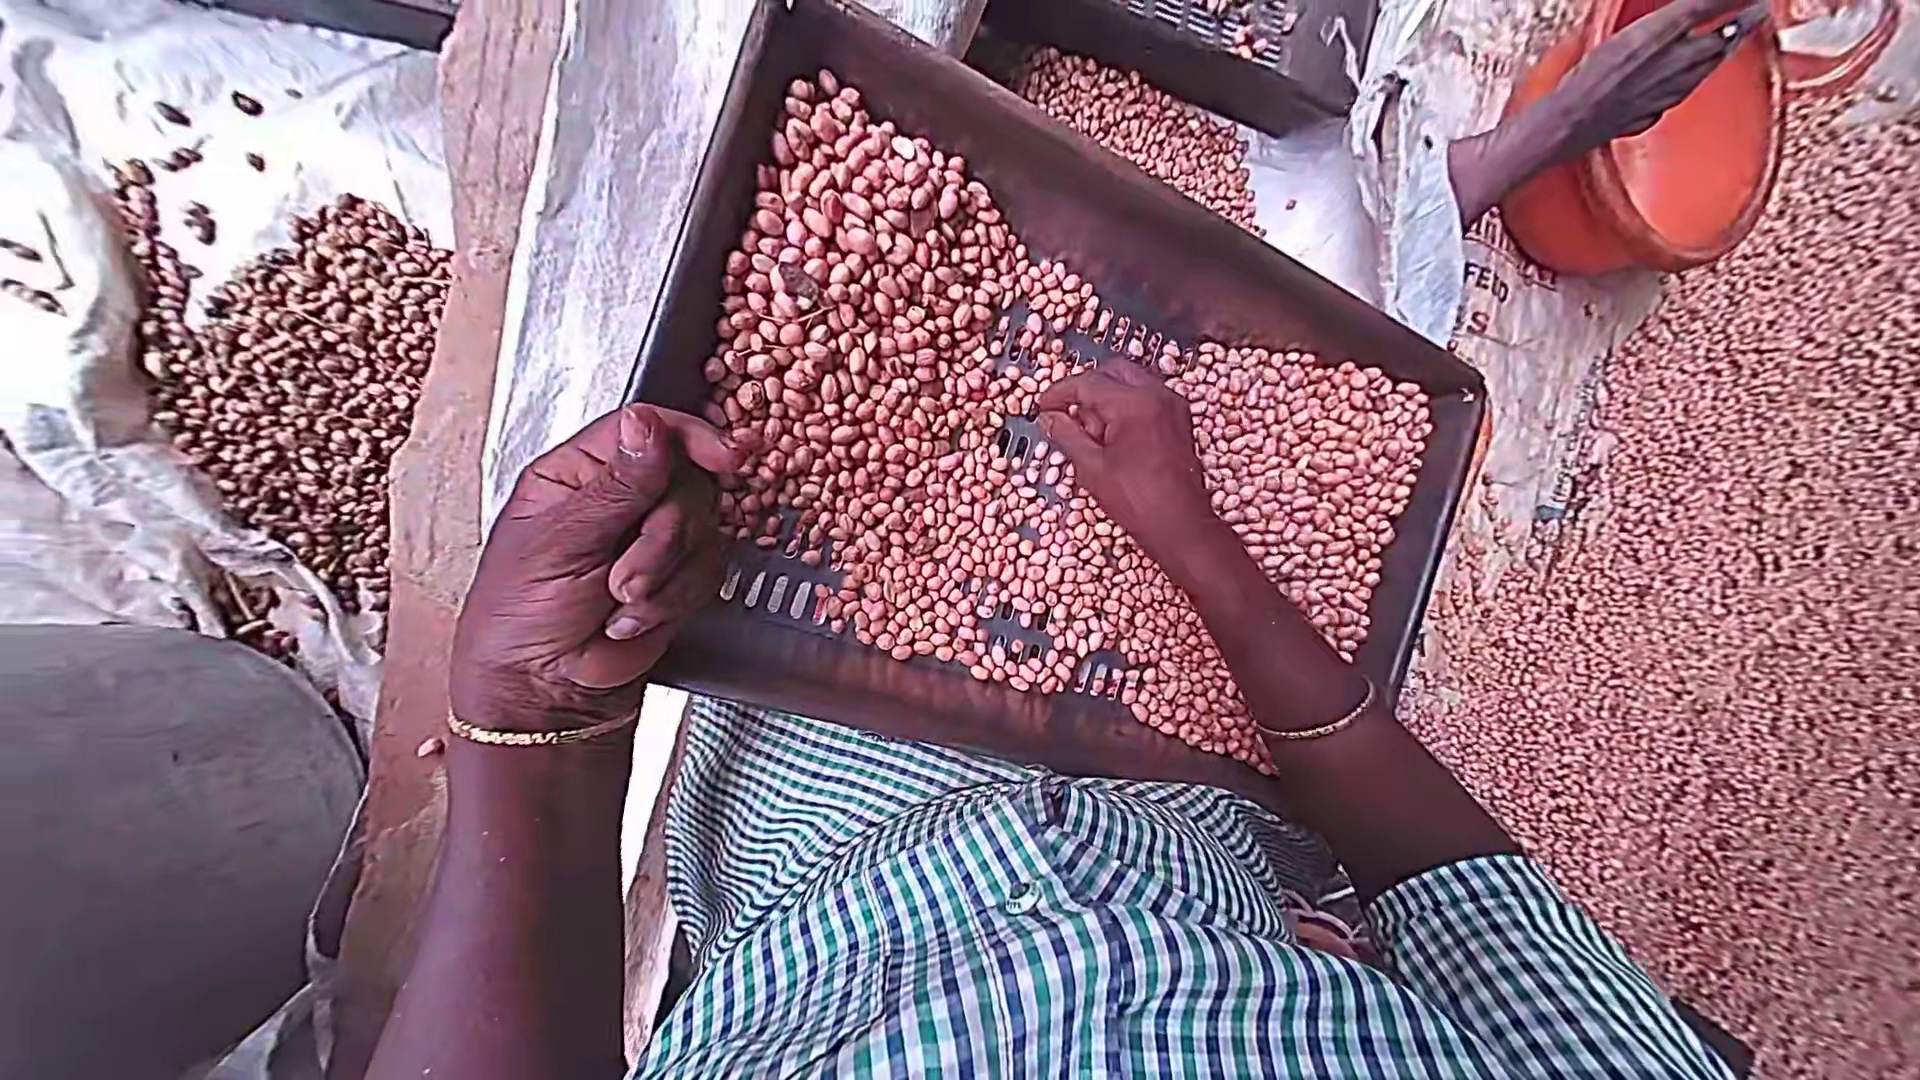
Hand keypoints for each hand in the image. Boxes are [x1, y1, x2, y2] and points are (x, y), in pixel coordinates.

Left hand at [449, 403, 744, 731]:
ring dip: (666, 574)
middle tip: (625, 577)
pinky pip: (710, 567)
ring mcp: (658, 534)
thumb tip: (648, 424)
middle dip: (665, 536)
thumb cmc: (521, 614)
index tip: (726, 458)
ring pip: (704, 528)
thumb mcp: (559, 544)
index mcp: (582, 473)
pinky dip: (676, 597)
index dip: (692, 438)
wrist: (547, 689)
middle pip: (688, 482)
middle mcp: (626, 496)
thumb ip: (616, 486)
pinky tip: (634, 617)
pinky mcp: (683, 571)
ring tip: (621, 603)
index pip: (649, 429)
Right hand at [1035, 360, 1225, 573]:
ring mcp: (1172, 407)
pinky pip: (1146, 399)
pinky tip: (1111, 438)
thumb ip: (1066, 435)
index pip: (1087, 383)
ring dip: (1105, 398)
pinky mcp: (1178, 421)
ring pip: (1130, 383)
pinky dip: (1124, 407)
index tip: (1043, 406)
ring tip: (1089, 433)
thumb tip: (1050, 418)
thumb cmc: (1138, 502)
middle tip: (1064, 414)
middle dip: (1084, 389)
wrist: (1181, 525)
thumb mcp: (1091, 468)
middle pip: (1111, 372)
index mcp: (1135, 404)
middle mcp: (1158, 396)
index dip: (1058, 393)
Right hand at [1553, 0, 1768, 147]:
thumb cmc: (1599, 82)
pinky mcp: (1622, 127)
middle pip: (1715, 57)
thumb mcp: (1658, 27)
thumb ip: (1702, 6)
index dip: (1748, 9)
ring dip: (1696, 71)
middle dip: (1726, 40)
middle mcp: (1679, 85)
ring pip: (1687, 84)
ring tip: (1698, 60)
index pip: (1739, 23)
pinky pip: (1652, 110)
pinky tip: (1654, 98)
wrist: (1557, 127)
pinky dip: (1659, 100)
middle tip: (1735, 26)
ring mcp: (1650, 109)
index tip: (1755, 3)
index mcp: (1693, 56)